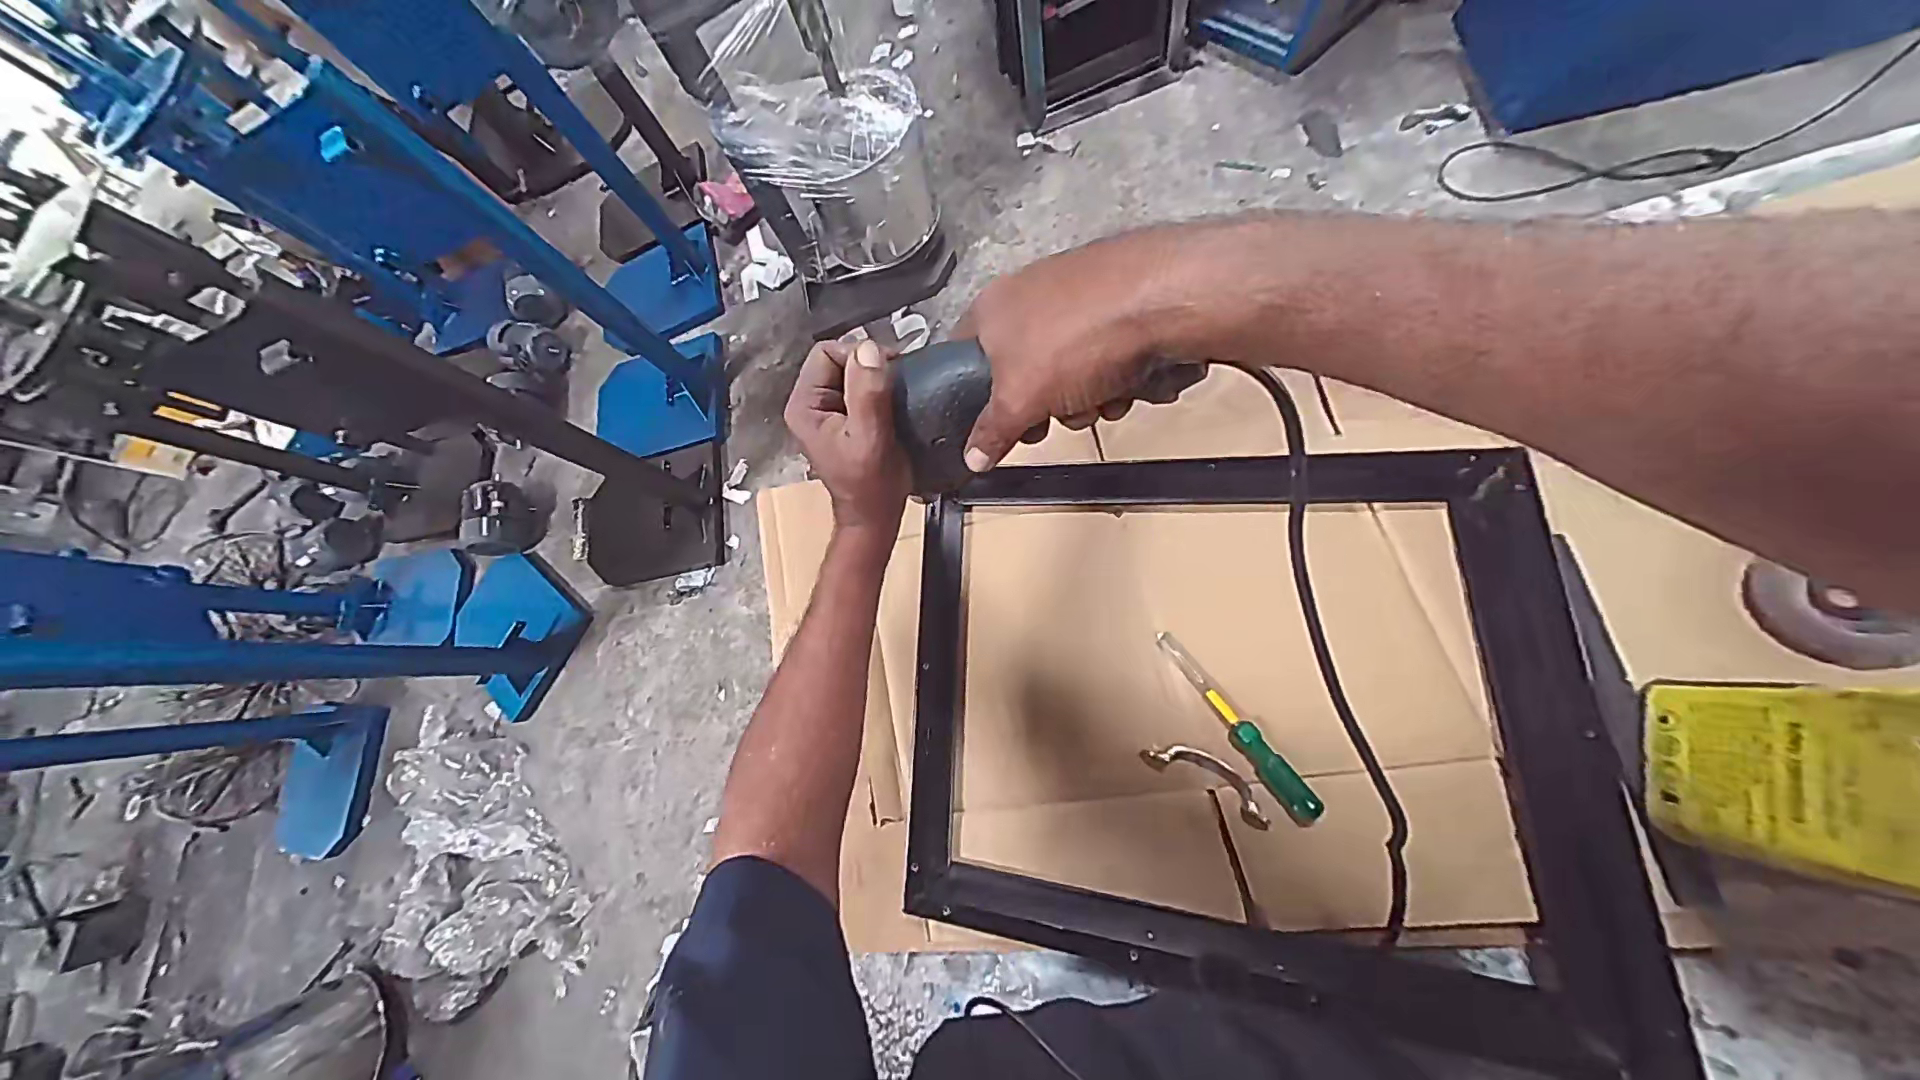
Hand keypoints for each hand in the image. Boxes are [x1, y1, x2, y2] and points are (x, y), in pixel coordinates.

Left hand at [785, 339, 911, 534]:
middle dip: (870, 369)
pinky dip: (880, 393)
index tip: (885, 374)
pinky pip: (863, 390)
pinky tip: (892, 408)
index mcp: (805, 405)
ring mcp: (829, 412)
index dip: (858, 356)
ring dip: (878, 381)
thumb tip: (869, 349)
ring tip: (894, 400)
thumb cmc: (870, 485)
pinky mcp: (847, 418)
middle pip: (841, 360)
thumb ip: (867, 393)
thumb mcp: (870, 437)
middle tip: (894, 389)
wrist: (875, 515)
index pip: (827, 352)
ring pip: (854, 374)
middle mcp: (812, 404)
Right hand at [955, 232, 1208, 471]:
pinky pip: (1106, 357)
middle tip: (1058, 414)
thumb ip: (992, 432)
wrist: (1163, 299)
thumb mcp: (1020, 400)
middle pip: (1024, 373)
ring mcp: (1077, 298)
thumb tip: (973, 458)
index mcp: (991, 308)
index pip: (965, 358)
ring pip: (1069, 371)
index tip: (996, 424)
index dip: (976, 397)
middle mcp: (1030, 296)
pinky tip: (1132, 381)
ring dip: (1087, 397)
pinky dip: (1117, 377)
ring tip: (1104, 397)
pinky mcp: (1118, 304)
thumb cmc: (1079, 336)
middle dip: (1047, 405)